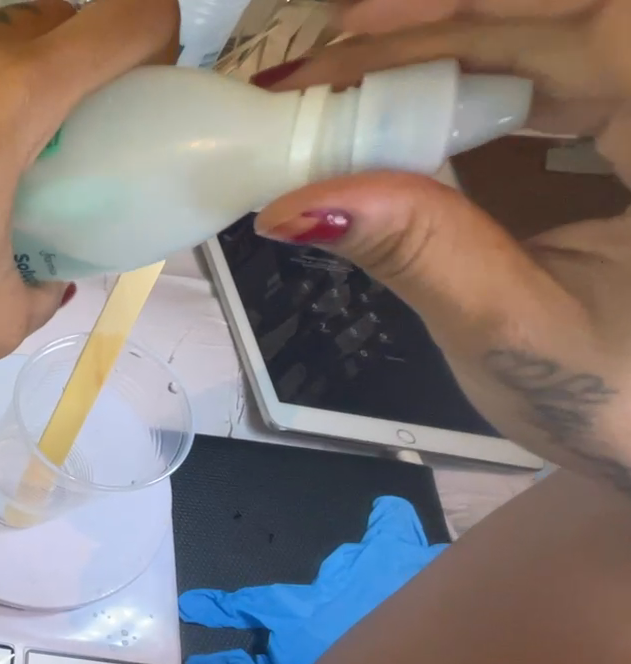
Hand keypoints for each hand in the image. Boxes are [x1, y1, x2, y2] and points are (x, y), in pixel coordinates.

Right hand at [254, 0, 630, 491]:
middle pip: (580, 19)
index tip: (336, 43)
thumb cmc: (618, 397)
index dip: (453, 24)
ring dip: (463, 50)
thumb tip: (294, 206)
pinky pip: (582, 82)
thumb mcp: (510, 331)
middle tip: (324, 56)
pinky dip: (494, 86)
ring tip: (353, 77)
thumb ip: (416, 251)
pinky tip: (418, 109)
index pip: (584, 33)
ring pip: (577, 42)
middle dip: (446, 25)